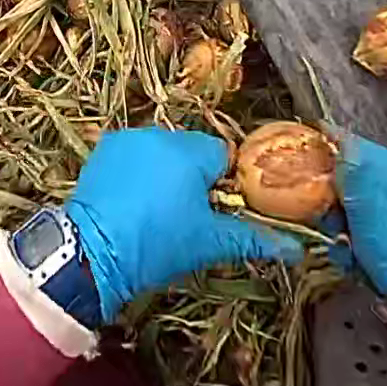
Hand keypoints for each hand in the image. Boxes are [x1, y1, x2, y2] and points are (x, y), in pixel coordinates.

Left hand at [67, 128, 303, 319]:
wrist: (91, 251)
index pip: (223, 155)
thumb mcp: (208, 242)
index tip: (212, 210)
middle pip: (193, 151)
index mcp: (192, 151)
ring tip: (155, 209)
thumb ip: (252, 237)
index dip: (222, 183)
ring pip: (164, 150)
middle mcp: (163, 134)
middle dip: (193, 177)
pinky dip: (138, 168)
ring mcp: (132, 137)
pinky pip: (136, 152)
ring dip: (166, 170)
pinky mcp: (108, 146)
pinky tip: (131, 197)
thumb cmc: (158, 243)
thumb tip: (295, 248)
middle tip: (184, 215)